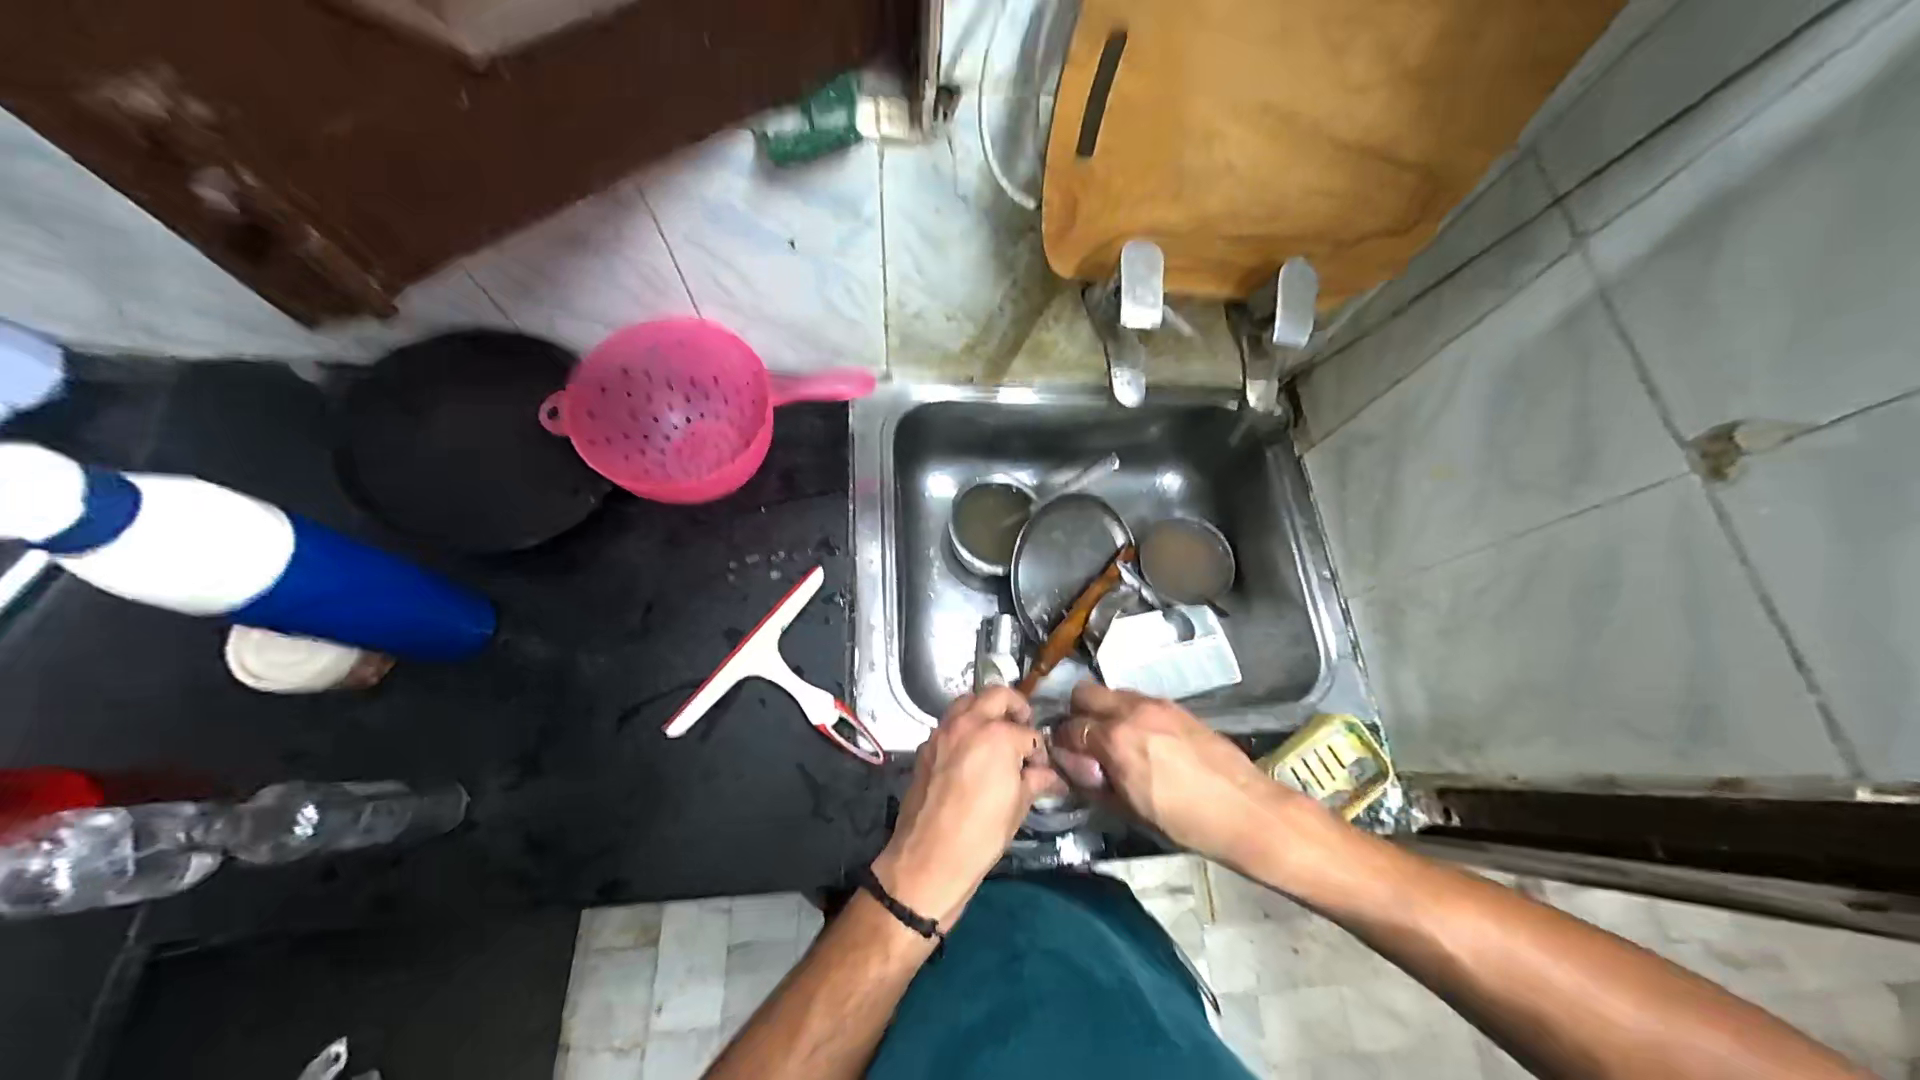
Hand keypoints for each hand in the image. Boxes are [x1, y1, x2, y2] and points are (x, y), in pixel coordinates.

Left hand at [871, 687, 1059, 924]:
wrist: (928, 858)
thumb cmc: (981, 834)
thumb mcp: (1018, 807)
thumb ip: (1035, 780)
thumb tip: (1051, 775)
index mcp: (997, 735)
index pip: (1028, 732)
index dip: (1039, 750)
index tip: (1042, 768)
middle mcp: (968, 723)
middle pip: (997, 695)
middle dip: (1015, 707)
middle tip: (1023, 728)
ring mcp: (942, 732)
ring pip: (967, 701)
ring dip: (985, 710)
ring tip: (997, 736)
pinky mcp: (925, 747)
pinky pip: (948, 724)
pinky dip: (963, 728)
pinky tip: (971, 754)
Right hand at [1052, 682, 1336, 873]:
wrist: (1247, 811)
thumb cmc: (1185, 822)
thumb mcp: (1129, 811)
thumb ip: (1094, 783)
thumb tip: (1075, 768)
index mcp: (1115, 739)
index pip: (1068, 728)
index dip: (1060, 744)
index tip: (1065, 758)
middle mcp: (1131, 711)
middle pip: (1084, 693)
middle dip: (1077, 715)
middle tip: (1086, 742)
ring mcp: (1157, 704)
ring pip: (1112, 693)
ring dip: (1104, 711)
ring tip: (1116, 741)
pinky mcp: (1177, 707)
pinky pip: (1138, 700)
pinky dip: (1129, 713)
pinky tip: (1143, 740)